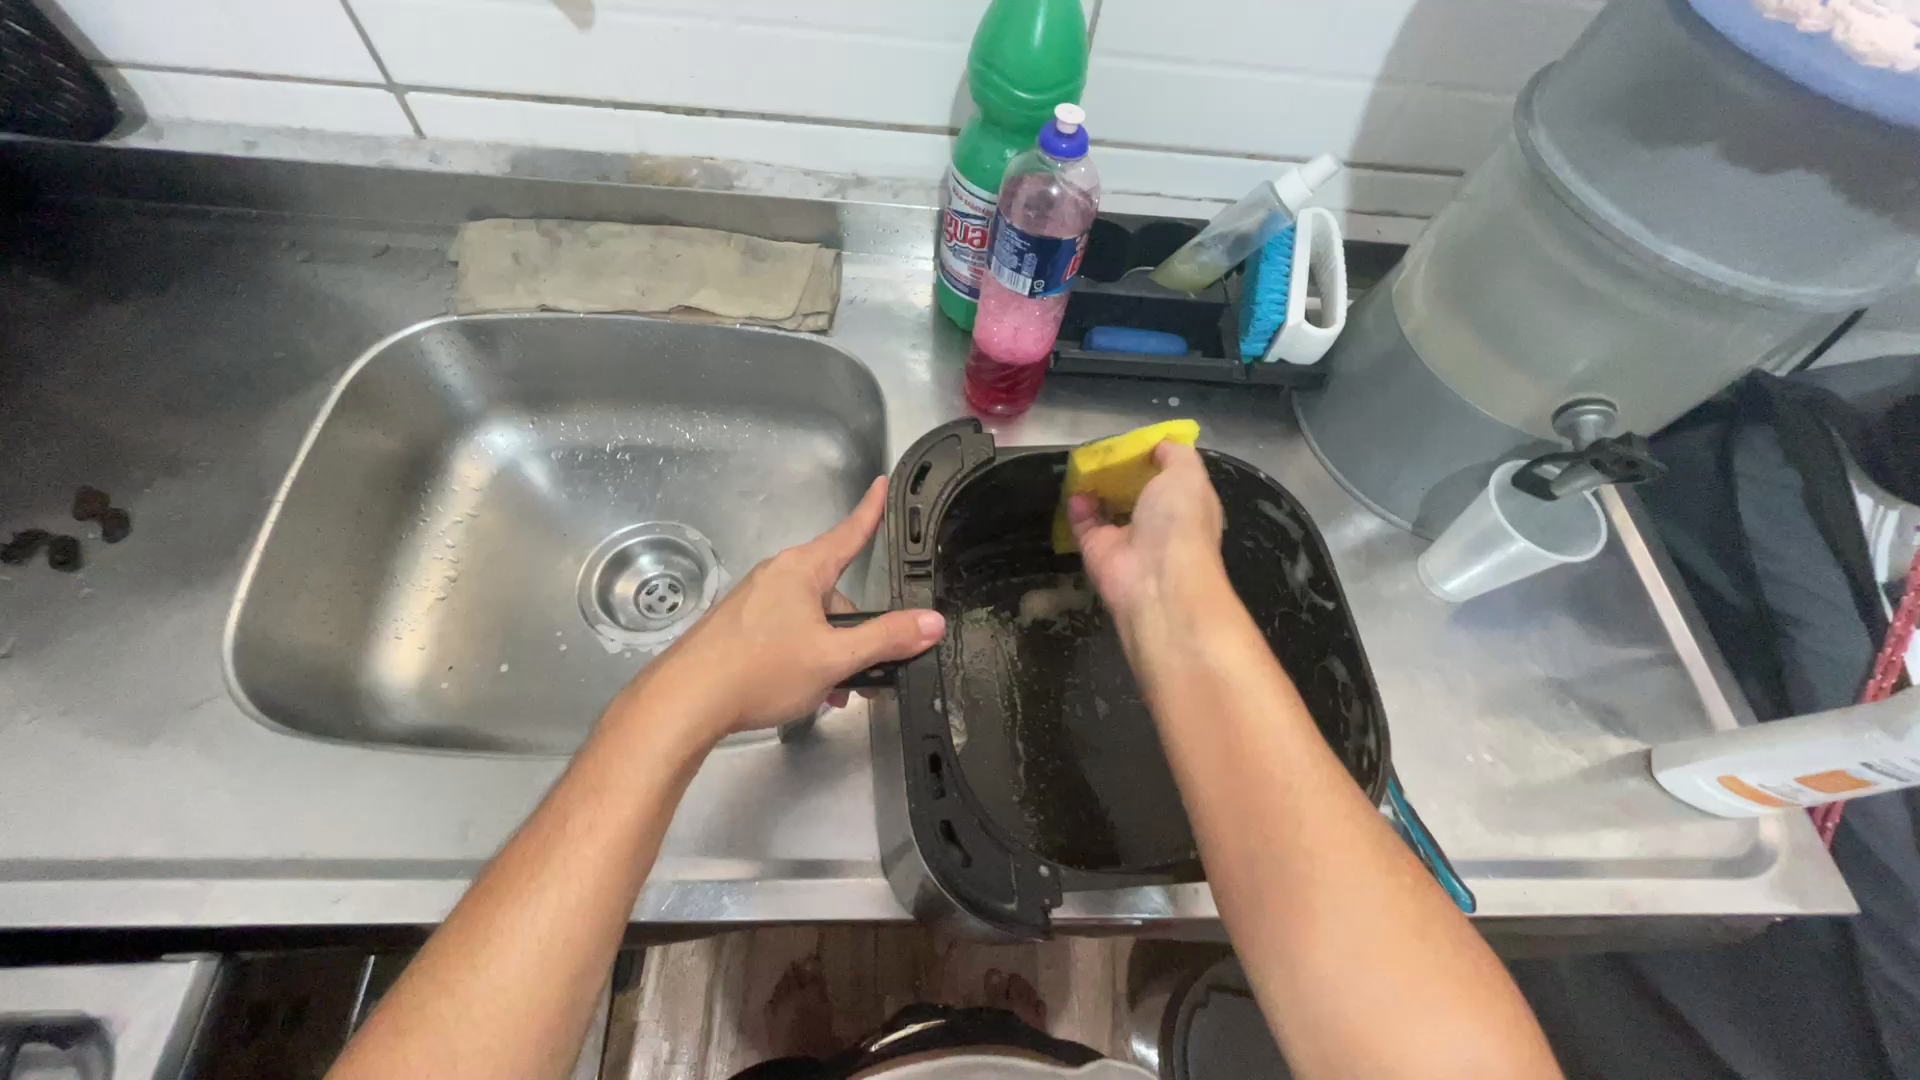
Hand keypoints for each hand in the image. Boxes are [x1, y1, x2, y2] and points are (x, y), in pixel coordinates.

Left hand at [614, 476, 944, 741]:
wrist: (685, 701)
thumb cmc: (761, 670)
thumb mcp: (834, 658)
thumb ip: (886, 639)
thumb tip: (931, 622)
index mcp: (802, 570)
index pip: (849, 532)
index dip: (871, 510)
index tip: (883, 484)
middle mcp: (778, 576)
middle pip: (836, 594)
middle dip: (854, 632)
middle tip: (860, 674)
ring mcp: (754, 600)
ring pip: (812, 619)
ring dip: (830, 652)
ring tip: (830, 692)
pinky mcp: (739, 626)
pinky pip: (787, 631)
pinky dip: (803, 656)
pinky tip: (803, 690)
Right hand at [1067, 440, 1225, 623]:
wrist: (1156, 578)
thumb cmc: (1180, 520)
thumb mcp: (1188, 474)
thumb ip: (1175, 454)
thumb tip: (1160, 445)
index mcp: (1186, 505)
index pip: (1172, 478)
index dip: (1157, 459)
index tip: (1139, 443)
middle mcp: (1159, 523)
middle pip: (1137, 492)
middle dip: (1123, 472)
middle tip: (1106, 451)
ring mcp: (1127, 538)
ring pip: (1109, 507)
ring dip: (1097, 487)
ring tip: (1086, 465)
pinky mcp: (1098, 550)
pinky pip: (1084, 524)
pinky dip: (1077, 507)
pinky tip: (1075, 490)